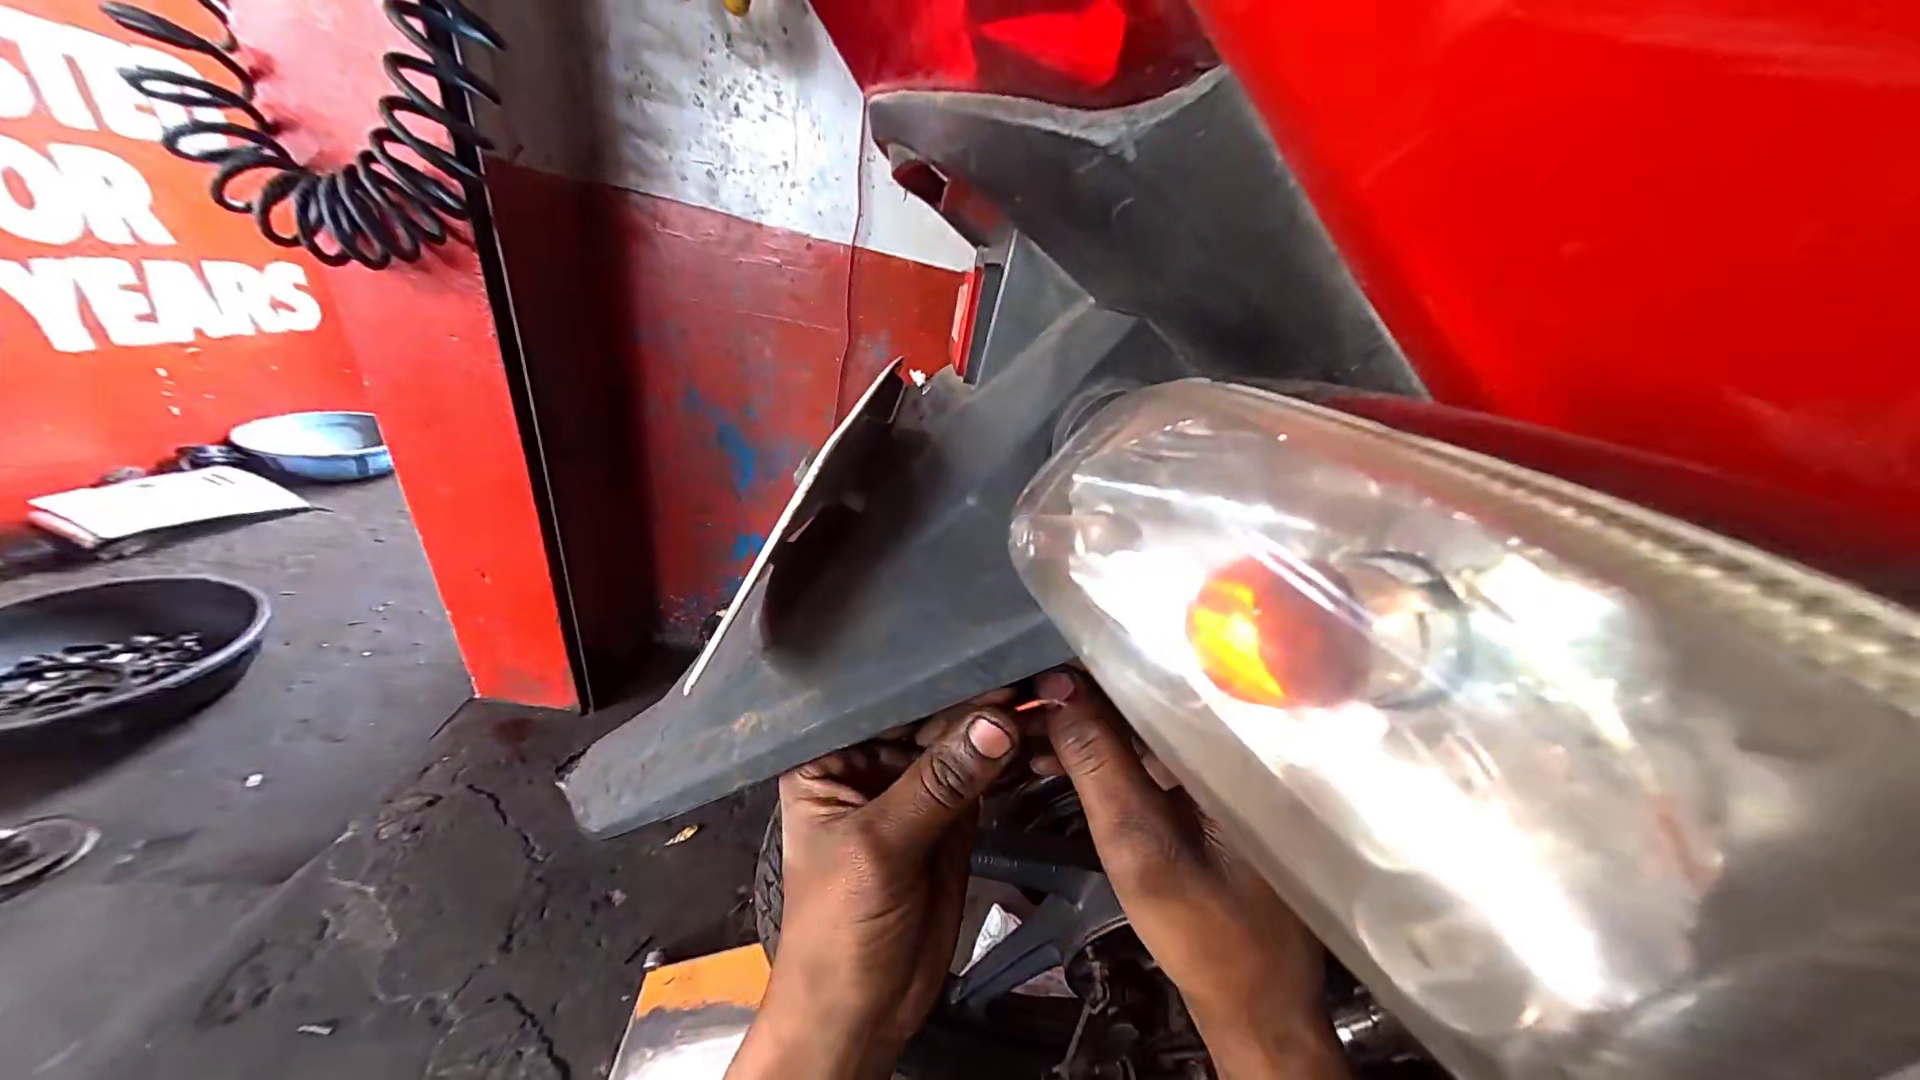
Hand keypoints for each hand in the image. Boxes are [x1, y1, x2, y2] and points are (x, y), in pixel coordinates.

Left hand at [725, 695, 1020, 1079]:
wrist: (861, 1014)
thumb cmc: (836, 930)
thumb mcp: (879, 847)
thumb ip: (938, 785)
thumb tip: (995, 725)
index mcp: (830, 756)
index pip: (884, 703)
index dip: (932, 683)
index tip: (985, 663)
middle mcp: (871, 762)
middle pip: (927, 718)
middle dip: (973, 701)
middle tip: (1024, 676)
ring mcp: (915, 786)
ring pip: (960, 742)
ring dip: (996, 725)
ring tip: (1039, 693)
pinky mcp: (951, 813)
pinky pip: (982, 775)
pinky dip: (1008, 758)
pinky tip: (1035, 731)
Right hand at [1032, 670, 1349, 1079]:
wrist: (1253, 1003)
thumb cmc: (1206, 933)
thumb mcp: (1140, 846)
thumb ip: (1099, 766)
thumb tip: (1056, 691)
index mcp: (1229, 746)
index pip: (1149, 682)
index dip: (1087, 675)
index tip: (1034, 678)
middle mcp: (1227, 744)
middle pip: (1139, 699)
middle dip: (1075, 700)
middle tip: (1020, 708)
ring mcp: (1212, 766)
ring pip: (1134, 724)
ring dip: (1079, 727)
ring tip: (1028, 735)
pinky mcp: (1197, 788)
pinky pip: (1139, 751)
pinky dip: (1097, 753)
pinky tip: (1057, 759)